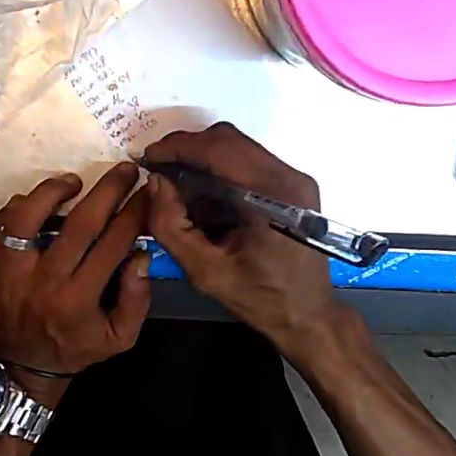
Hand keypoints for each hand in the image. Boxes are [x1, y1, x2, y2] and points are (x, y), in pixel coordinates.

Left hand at [0, 162, 152, 407]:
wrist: (16, 369)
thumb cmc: (71, 351)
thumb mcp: (117, 338)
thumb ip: (135, 300)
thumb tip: (140, 255)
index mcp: (77, 301)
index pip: (112, 245)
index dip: (134, 214)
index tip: (146, 193)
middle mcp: (43, 283)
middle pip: (79, 224)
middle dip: (107, 191)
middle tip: (124, 171)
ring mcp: (9, 274)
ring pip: (28, 217)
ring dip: (54, 191)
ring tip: (74, 182)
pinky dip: (18, 207)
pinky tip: (35, 202)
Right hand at [144, 124, 351, 357]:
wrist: (308, 315)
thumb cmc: (260, 298)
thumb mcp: (205, 271)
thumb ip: (172, 226)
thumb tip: (155, 182)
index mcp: (273, 195)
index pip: (218, 149)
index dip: (177, 147)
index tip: (147, 158)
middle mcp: (289, 176)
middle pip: (228, 140)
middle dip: (186, 150)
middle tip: (158, 172)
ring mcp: (293, 178)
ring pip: (236, 148)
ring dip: (201, 161)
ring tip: (176, 188)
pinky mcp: (291, 186)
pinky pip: (246, 163)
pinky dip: (217, 173)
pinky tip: (202, 200)